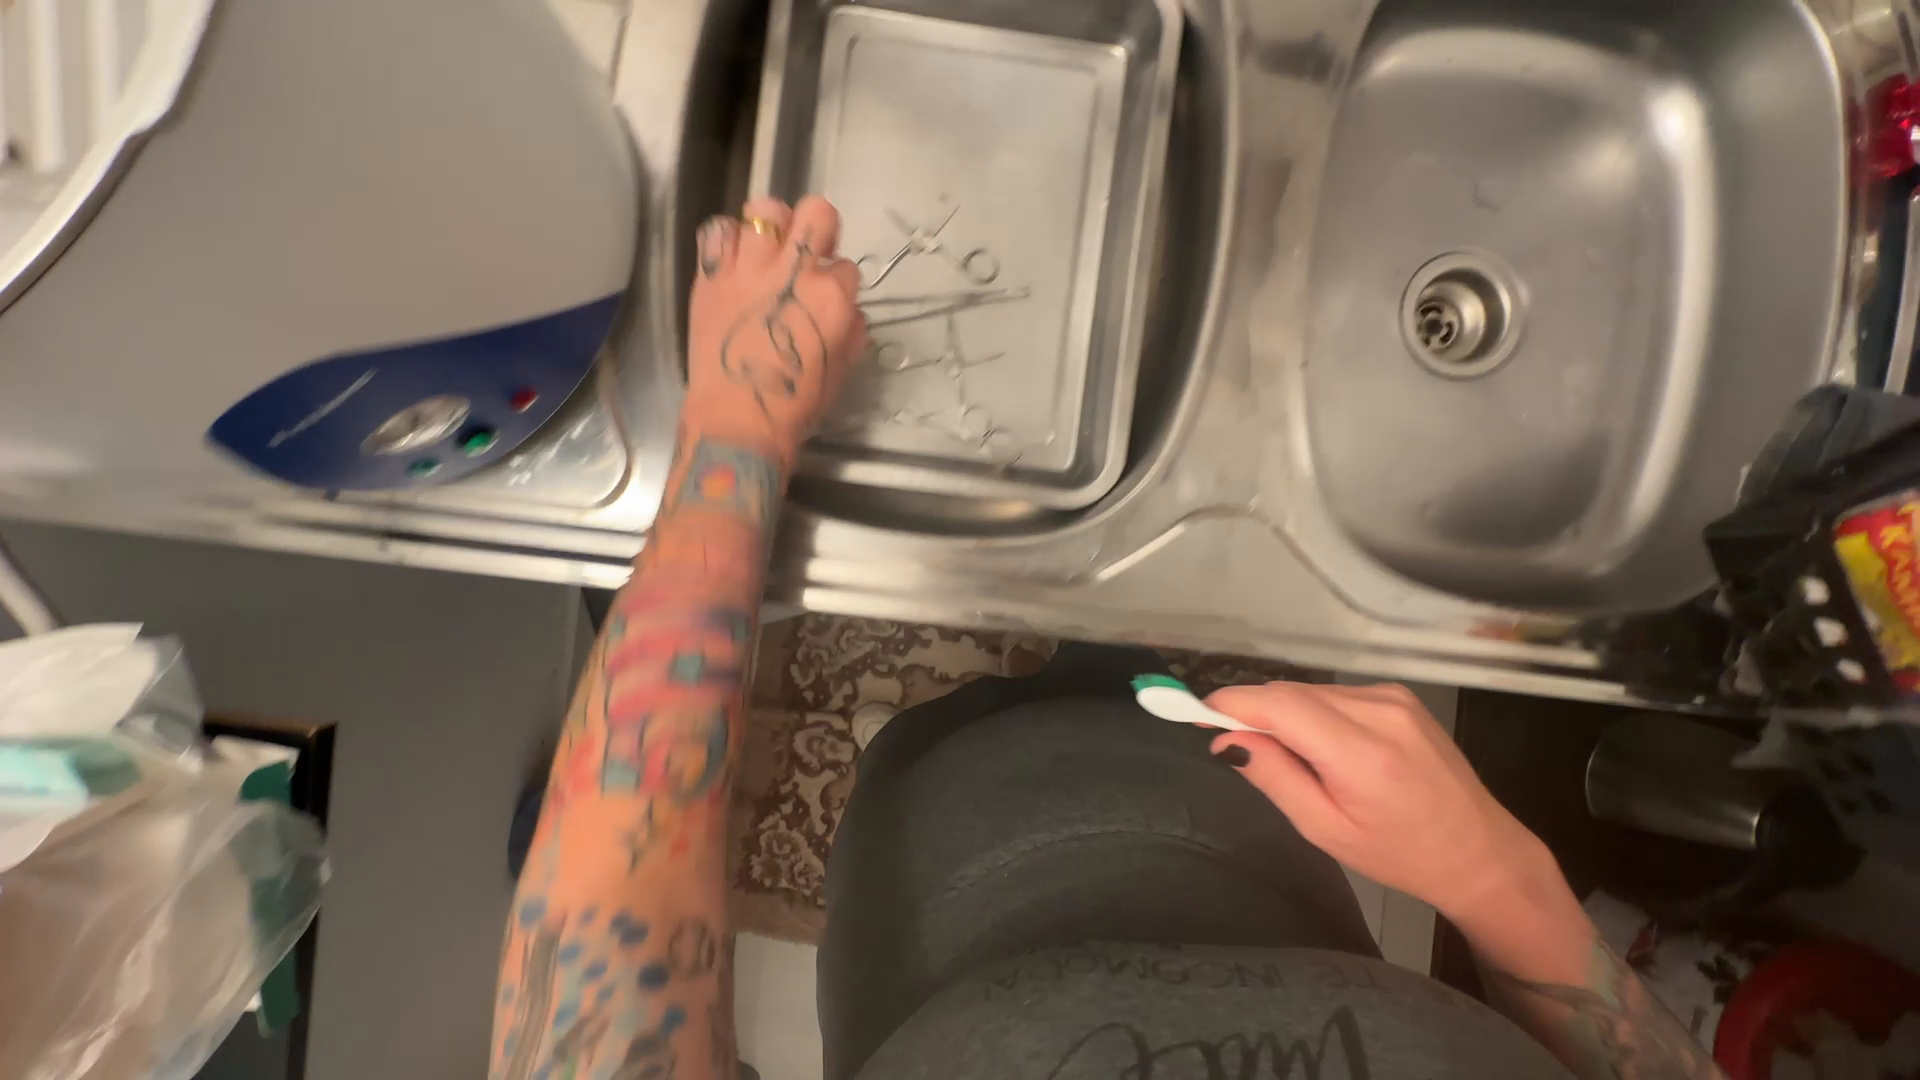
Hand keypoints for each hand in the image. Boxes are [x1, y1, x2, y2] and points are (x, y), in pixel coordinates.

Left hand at [686, 196, 868, 451]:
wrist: (739, 421)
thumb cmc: (797, 405)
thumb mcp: (842, 369)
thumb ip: (851, 330)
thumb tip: (847, 310)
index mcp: (832, 300)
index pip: (847, 267)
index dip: (839, 280)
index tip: (829, 296)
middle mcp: (794, 274)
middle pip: (817, 213)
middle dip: (818, 227)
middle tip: (807, 251)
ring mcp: (748, 270)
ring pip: (766, 209)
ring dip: (771, 226)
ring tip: (766, 251)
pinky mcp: (711, 276)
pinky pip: (717, 230)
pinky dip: (725, 239)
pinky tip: (732, 260)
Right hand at [1206, 681, 1556, 922]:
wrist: (1482, 853)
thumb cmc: (1400, 855)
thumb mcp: (1325, 829)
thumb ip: (1273, 777)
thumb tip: (1224, 739)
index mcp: (1362, 753)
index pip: (1279, 704)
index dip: (1231, 702)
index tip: (1194, 712)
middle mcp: (1379, 711)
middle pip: (1288, 693)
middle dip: (1252, 711)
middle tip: (1233, 743)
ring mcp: (1392, 697)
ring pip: (1307, 691)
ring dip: (1282, 713)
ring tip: (1293, 758)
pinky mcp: (1398, 694)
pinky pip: (1331, 694)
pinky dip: (1310, 712)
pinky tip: (1322, 746)